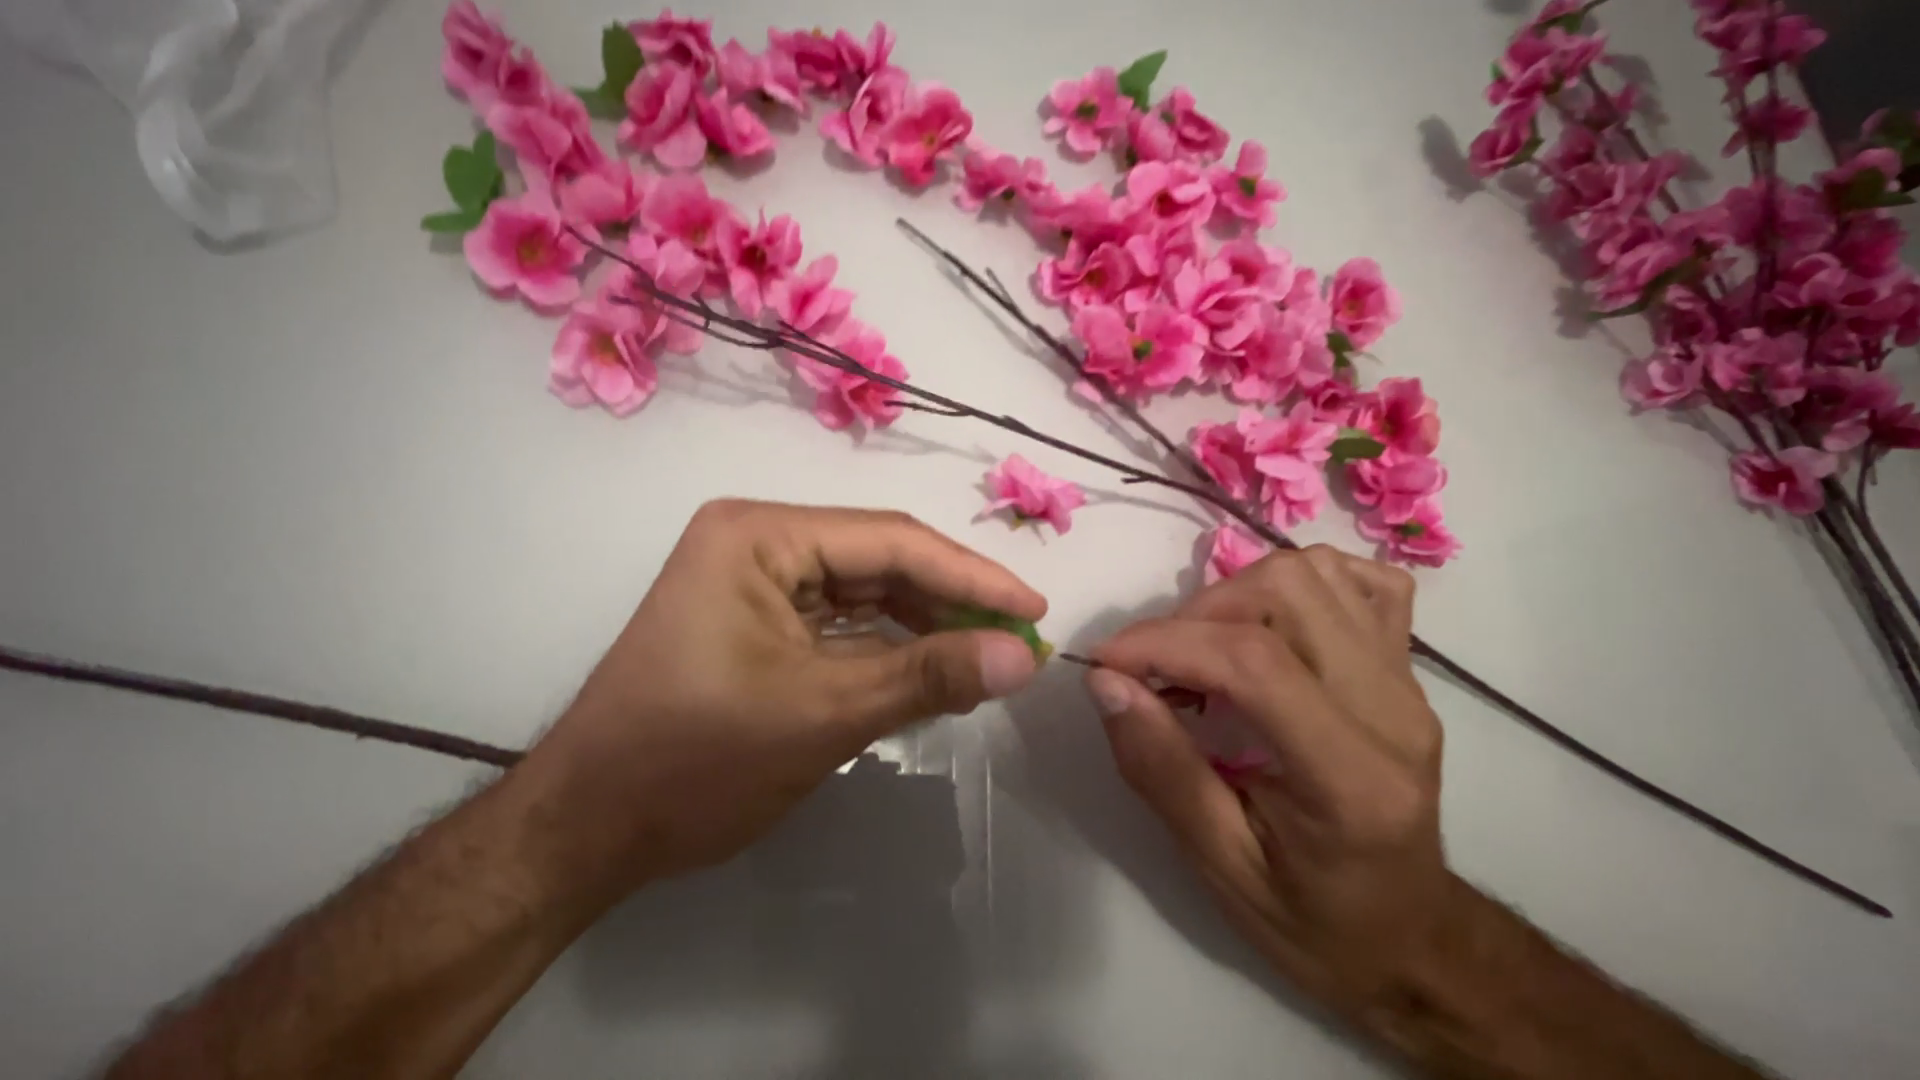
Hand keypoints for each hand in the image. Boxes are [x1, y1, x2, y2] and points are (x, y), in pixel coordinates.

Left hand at [526, 499, 1046, 888]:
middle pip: (880, 561)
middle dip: (951, 601)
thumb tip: (1024, 657)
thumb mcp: (823, 715)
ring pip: (864, 594)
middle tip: (1020, 639)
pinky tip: (935, 669)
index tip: (1036, 611)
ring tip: (989, 655)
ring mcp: (753, 583)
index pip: (891, 542)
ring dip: (925, 625)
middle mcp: (756, 542)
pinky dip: (888, 648)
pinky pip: (840, 625)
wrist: (590, 826)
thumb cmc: (696, 760)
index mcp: (759, 536)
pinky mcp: (756, 624)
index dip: (972, 576)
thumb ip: (928, 677)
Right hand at [1085, 545, 1455, 1022]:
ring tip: (1203, 647)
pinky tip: (1268, 622)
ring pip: (1320, 573)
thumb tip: (1107, 682)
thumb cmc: (1312, 920)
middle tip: (1156, 666)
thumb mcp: (1220, 865)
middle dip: (1198, 612)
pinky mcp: (1409, 672)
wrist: (1409, 938)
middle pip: (1290, 593)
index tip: (1104, 662)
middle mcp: (1393, 712)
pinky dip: (1304, 582)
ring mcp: (1409, 685)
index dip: (1165, 643)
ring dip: (1239, 592)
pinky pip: (1364, 583)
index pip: (1254, 664)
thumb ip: (1161, 769)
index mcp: (1349, 777)